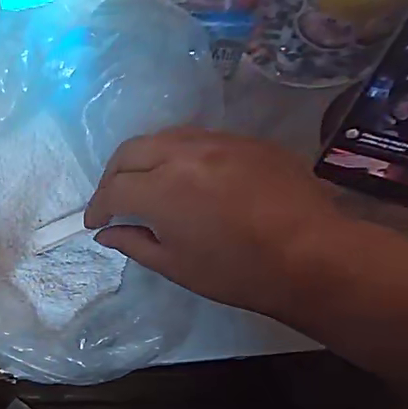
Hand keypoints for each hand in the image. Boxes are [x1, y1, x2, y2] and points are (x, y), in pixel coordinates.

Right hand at [83, 129, 351, 319]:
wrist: (312, 255)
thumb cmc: (238, 271)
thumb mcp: (177, 266)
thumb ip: (135, 244)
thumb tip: (107, 234)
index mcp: (162, 189)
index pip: (113, 189)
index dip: (97, 206)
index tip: (95, 222)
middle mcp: (184, 153)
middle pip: (131, 151)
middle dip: (114, 175)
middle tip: (114, 200)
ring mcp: (218, 141)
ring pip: (164, 137)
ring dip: (145, 158)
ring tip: (147, 183)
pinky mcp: (245, 141)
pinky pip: (199, 139)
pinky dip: (180, 155)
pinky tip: (188, 176)